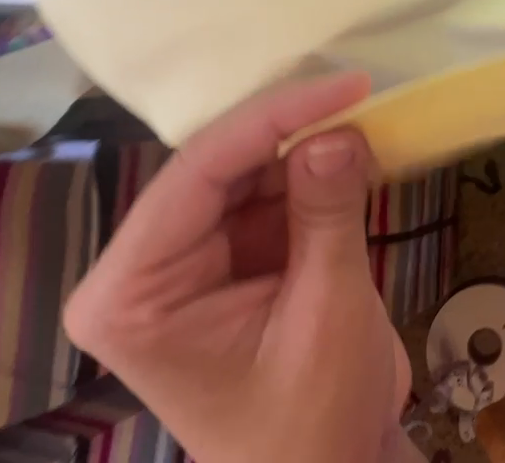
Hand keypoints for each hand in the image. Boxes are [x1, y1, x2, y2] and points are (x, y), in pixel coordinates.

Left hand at [64, 74, 409, 462]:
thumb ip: (327, 215)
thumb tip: (338, 130)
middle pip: (220, 165)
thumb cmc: (314, 419)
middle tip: (365, 97)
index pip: (199, 174)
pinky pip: (276, 192)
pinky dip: (319, 172)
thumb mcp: (326, 313)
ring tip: (370, 121)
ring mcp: (195, 258)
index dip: (274, 118)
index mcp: (134, 291)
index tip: (349, 85)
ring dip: (310, 147)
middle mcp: (150, 265)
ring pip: (252, 171)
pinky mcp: (238, 256)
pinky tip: (359, 153)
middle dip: (293, 130)